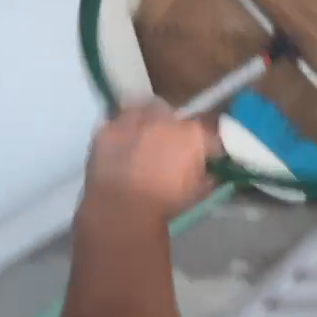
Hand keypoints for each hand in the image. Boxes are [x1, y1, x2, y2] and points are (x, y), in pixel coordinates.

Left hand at [82, 104, 219, 221]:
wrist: (122, 208)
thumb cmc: (167, 200)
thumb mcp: (200, 190)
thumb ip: (207, 173)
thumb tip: (209, 170)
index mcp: (194, 134)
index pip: (210, 129)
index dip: (209, 143)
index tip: (208, 155)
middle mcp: (165, 120)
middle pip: (176, 114)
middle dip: (177, 126)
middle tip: (174, 144)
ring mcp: (133, 121)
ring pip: (145, 108)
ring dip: (149, 119)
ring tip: (147, 135)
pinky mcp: (106, 129)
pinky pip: (118, 120)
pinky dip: (123, 129)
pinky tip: (124, 142)